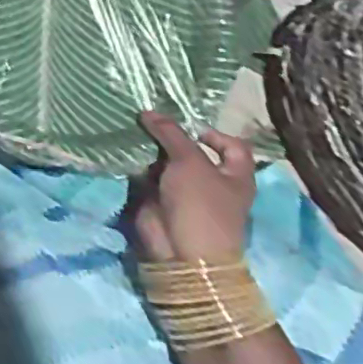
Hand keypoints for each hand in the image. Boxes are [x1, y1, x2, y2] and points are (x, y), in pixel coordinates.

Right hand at [128, 112, 255, 260]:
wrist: (182, 251)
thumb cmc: (200, 204)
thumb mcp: (190, 161)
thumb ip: (171, 134)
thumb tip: (148, 111)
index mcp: (235, 176)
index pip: (233, 146)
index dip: (215, 133)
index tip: (189, 127)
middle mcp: (212, 183)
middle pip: (193, 151)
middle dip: (172, 138)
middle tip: (151, 123)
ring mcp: (184, 193)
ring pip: (167, 163)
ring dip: (152, 150)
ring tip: (134, 132)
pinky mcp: (160, 202)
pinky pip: (150, 178)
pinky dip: (139, 167)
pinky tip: (127, 152)